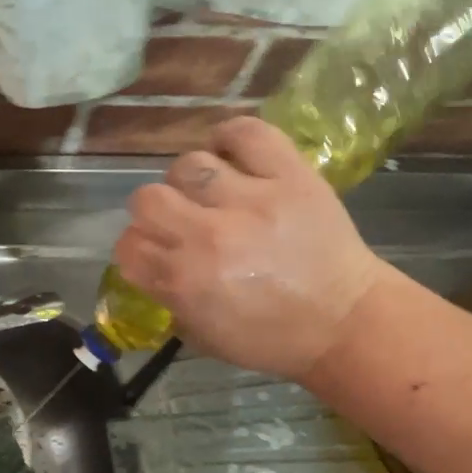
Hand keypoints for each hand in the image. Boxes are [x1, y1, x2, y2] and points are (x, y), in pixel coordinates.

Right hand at [112, 116, 389, 379]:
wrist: (342, 321)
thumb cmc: (268, 339)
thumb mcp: (201, 335)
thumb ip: (168, 299)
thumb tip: (153, 269)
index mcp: (183, 281)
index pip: (128, 247)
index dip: (136, 249)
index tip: (154, 252)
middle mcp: (207, 236)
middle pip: (147, 200)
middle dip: (153, 213)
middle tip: (177, 220)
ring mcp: (249, 201)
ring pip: (188, 165)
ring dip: (190, 180)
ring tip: (209, 190)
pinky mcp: (289, 175)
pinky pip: (246, 134)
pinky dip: (230, 136)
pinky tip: (229, 153)